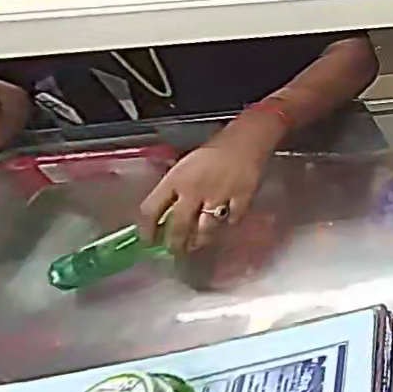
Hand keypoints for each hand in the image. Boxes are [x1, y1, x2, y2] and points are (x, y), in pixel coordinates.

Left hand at [138, 116, 278, 253]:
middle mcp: (194, 191)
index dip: (146, 229)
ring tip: (197, 245)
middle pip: (179, 226)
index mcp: (175, 179)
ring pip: (205, 229)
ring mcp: (218, 196)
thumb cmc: (214, 150)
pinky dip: (227, 225)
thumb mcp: (185, 165)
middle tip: (175, 250)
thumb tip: (167, 211)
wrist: (246, 141)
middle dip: (175, 244)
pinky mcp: (241, 200)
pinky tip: (224, 225)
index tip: (148, 240)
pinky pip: (231, 220)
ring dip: (199, 241)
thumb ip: (176, 188)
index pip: (151, 209)